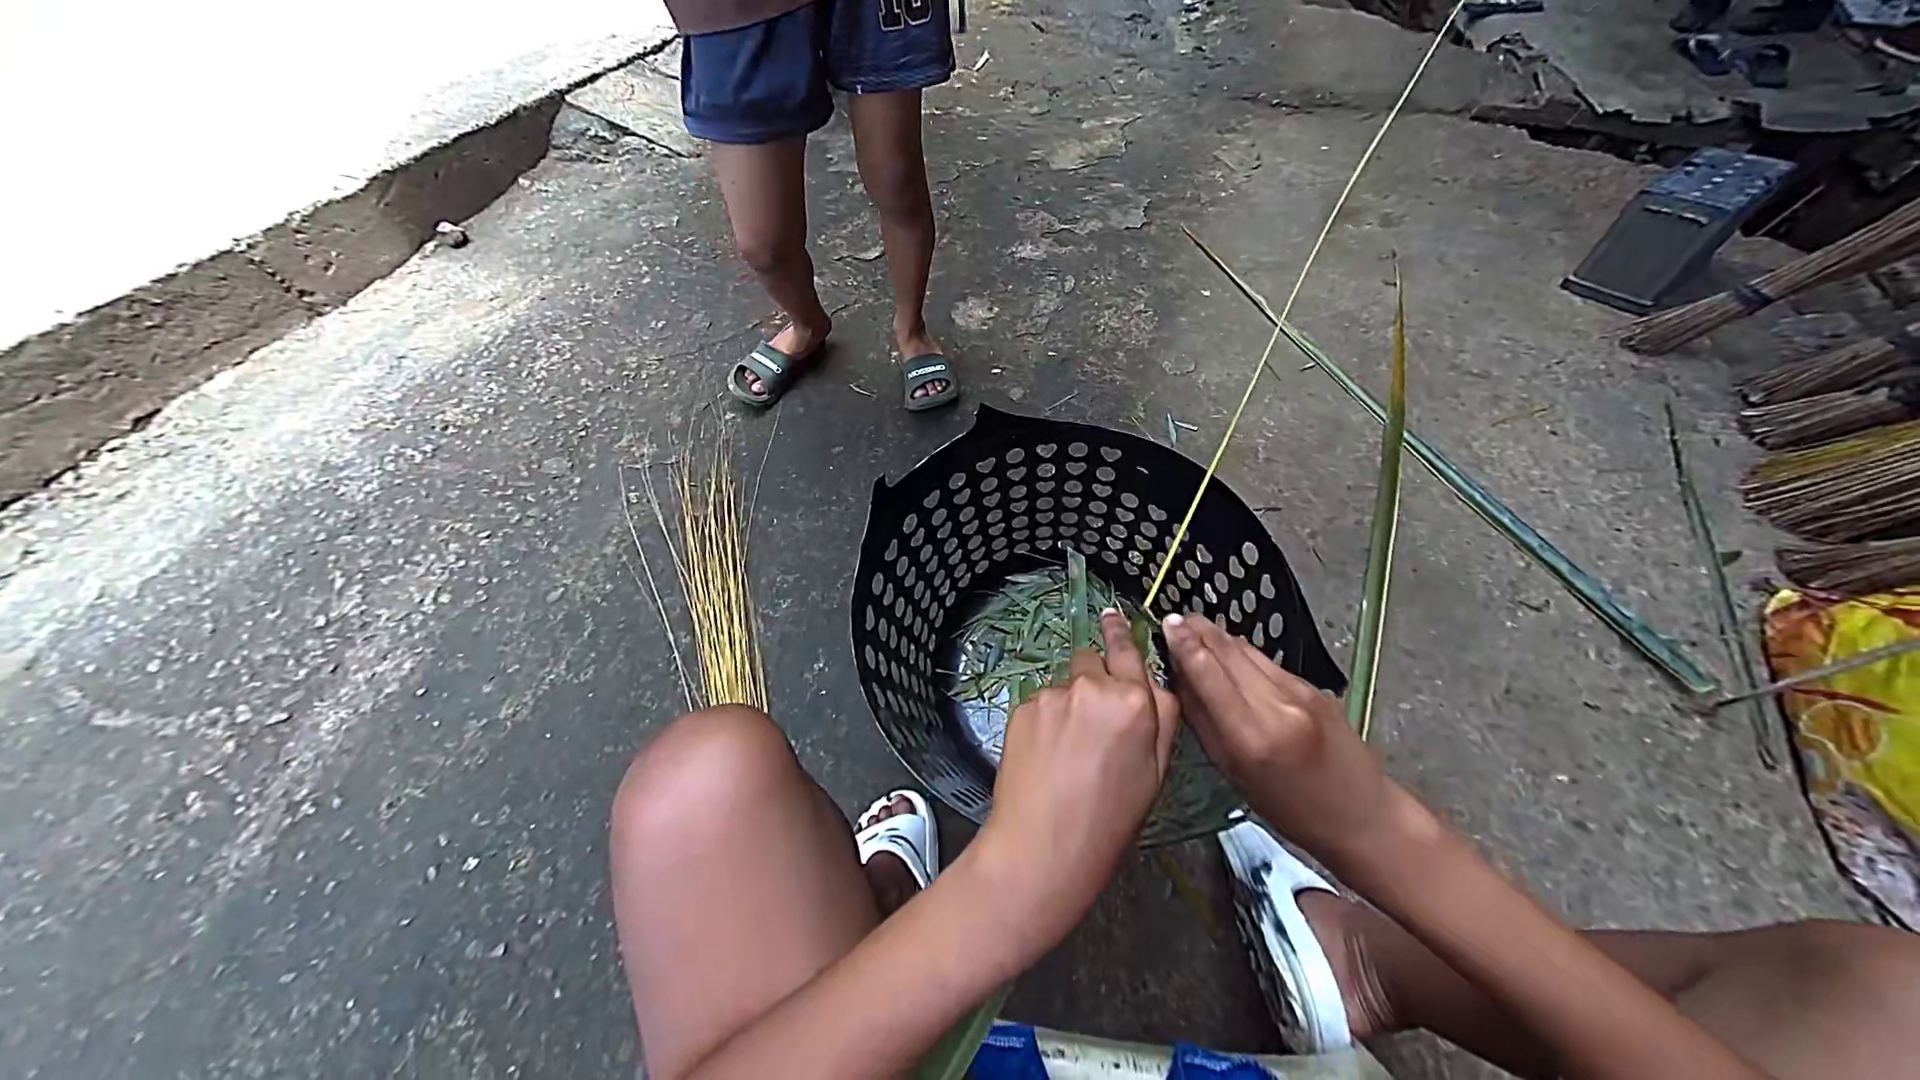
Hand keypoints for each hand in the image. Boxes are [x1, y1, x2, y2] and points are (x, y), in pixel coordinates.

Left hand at [972, 610, 1180, 950]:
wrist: (1043, 846)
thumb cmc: (1110, 820)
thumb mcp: (1154, 772)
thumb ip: (1161, 719)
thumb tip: (1155, 684)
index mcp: (1133, 702)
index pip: (1128, 651)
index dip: (1120, 632)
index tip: (1113, 615)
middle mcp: (1091, 687)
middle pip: (1092, 660)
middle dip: (1095, 677)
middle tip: (1094, 717)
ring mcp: (1052, 694)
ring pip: (1066, 684)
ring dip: (1070, 702)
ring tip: (1068, 749)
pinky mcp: (1022, 707)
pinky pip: (1041, 702)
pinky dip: (1046, 718)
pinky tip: (1046, 753)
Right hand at [1162, 613, 1399, 866]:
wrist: (1363, 816)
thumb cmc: (1293, 809)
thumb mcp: (1232, 771)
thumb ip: (1202, 720)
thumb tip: (1176, 679)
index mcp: (1252, 736)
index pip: (1209, 672)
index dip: (1184, 642)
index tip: (1167, 622)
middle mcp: (1278, 705)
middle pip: (1227, 649)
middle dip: (1196, 629)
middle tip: (1173, 621)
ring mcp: (1300, 691)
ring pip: (1245, 648)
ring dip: (1215, 635)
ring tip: (1192, 631)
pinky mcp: (1312, 685)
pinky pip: (1264, 660)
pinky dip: (1238, 652)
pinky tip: (1225, 655)